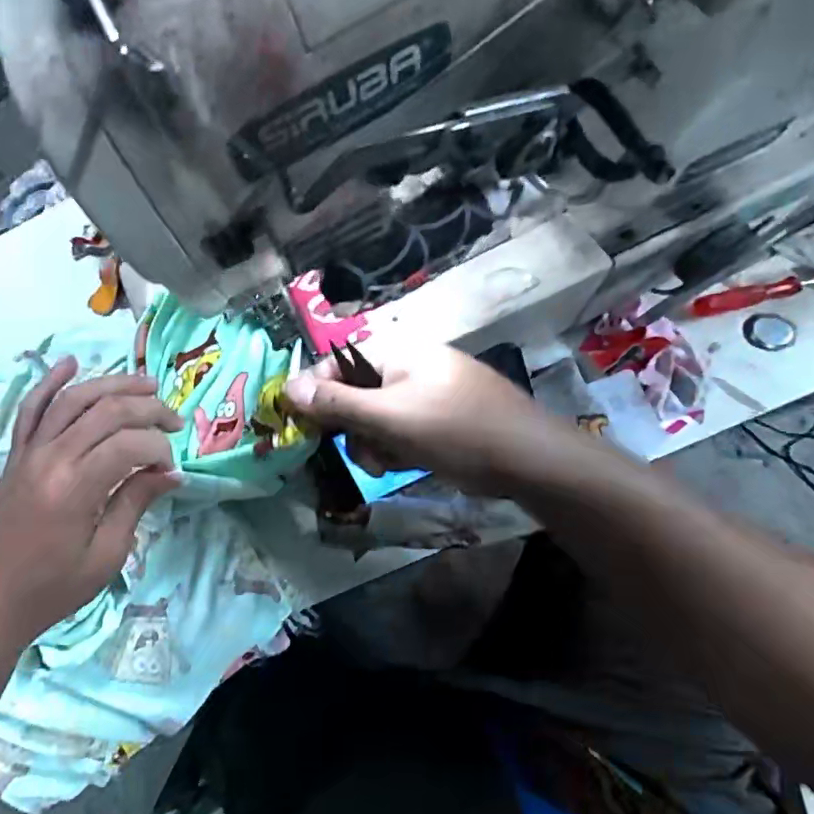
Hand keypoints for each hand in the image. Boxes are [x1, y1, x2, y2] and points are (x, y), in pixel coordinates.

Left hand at [0, 357, 182, 635]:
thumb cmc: (53, 589)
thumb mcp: (106, 556)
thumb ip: (135, 503)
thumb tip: (171, 472)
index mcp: (74, 489)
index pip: (129, 444)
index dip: (160, 448)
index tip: (172, 470)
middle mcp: (49, 459)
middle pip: (106, 411)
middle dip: (148, 408)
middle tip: (175, 421)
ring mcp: (27, 453)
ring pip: (73, 399)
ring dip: (113, 384)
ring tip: (147, 384)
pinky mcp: (15, 456)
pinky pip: (30, 409)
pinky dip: (50, 383)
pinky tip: (70, 362)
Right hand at [282, 342, 563, 492]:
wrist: (528, 458)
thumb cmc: (454, 429)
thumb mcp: (388, 417)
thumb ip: (336, 403)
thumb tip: (286, 387)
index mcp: (396, 351)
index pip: (335, 364)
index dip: (317, 396)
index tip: (308, 429)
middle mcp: (408, 366)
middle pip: (354, 394)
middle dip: (354, 427)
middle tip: (365, 450)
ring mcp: (425, 393)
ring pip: (375, 419)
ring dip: (375, 444)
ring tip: (393, 460)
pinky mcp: (438, 419)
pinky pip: (400, 431)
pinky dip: (398, 448)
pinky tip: (411, 462)